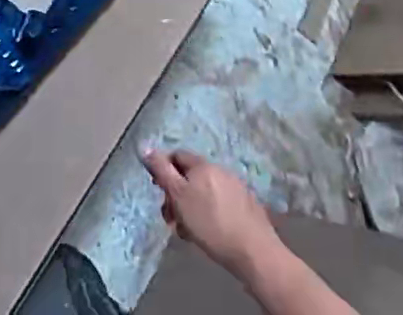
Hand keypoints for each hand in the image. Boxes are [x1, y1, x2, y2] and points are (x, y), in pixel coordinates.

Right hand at [141, 148, 282, 276]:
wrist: (257, 255)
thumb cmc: (211, 223)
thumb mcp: (177, 195)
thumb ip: (160, 169)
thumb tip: (145, 146)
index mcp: (203, 165)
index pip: (176, 155)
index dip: (163, 169)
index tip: (159, 190)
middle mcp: (221, 171)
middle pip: (191, 176)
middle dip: (177, 193)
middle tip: (171, 215)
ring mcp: (239, 190)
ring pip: (206, 192)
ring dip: (193, 206)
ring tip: (189, 229)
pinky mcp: (251, 209)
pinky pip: (222, 204)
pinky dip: (212, 213)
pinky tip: (210, 232)